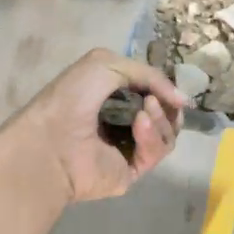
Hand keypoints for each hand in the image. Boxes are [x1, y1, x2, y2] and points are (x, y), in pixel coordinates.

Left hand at [3, 48, 187, 202]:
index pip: (154, 93)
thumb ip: (149, 74)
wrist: (50, 141)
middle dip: (166, 104)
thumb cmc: (70, 99)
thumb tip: (183, 100)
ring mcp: (130, 148)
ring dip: (161, 118)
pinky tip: (139, 124)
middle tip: (155, 99)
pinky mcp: (134, 170)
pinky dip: (152, 135)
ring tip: (145, 110)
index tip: (170, 87)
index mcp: (114, 98)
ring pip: (168, 132)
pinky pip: (158, 151)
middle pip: (167, 114)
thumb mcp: (105, 64)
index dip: (164, 88)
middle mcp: (124, 123)